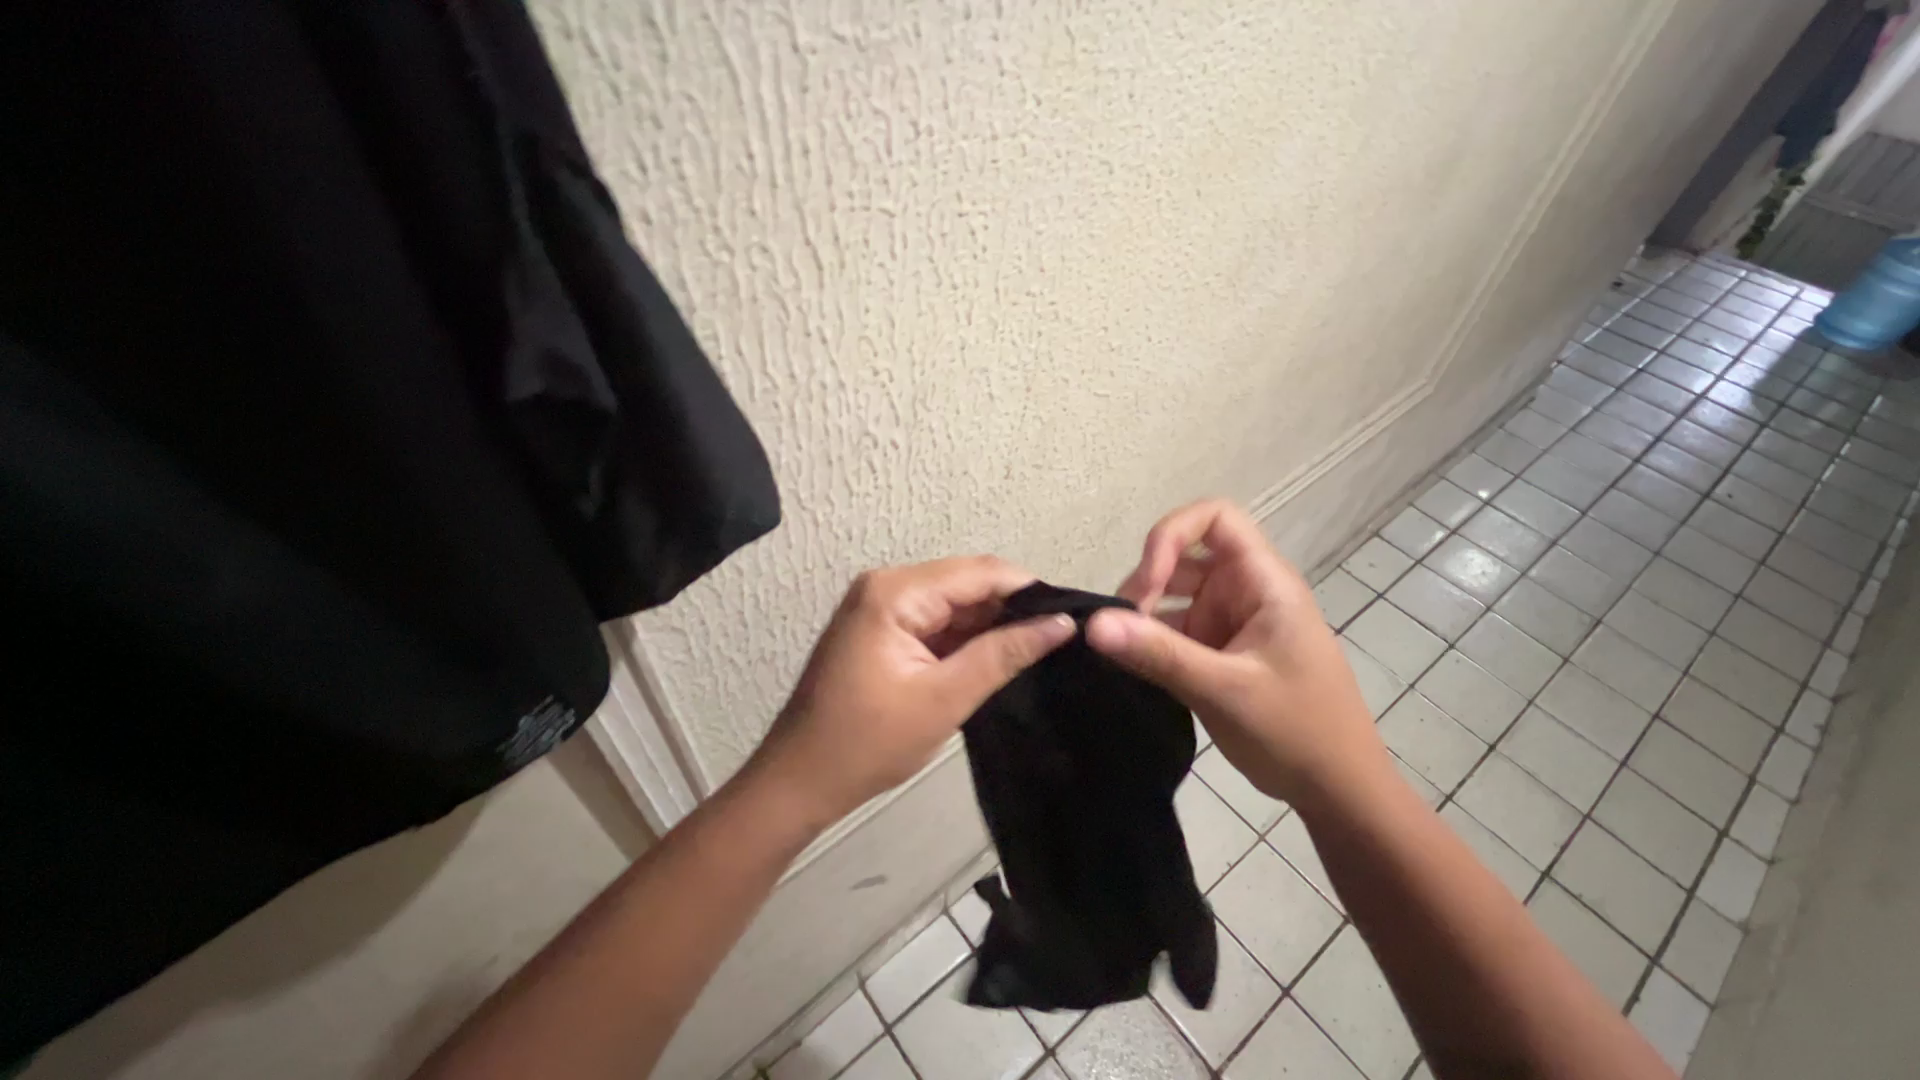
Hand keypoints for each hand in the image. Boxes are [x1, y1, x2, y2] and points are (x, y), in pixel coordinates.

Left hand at [745, 557, 1075, 823]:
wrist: (799, 781)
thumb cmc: (867, 743)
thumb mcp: (944, 698)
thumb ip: (1004, 654)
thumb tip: (1061, 623)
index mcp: (894, 592)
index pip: (979, 572)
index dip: (1030, 589)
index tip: (1074, 615)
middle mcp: (886, 585)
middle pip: (966, 583)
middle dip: (1012, 607)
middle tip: (1063, 638)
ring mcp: (880, 607)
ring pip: (954, 603)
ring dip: (991, 625)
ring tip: (1041, 648)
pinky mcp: (881, 630)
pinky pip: (935, 622)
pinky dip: (965, 639)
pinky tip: (999, 657)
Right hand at [1086, 499, 1391, 804]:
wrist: (1337, 790)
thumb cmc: (1296, 731)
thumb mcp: (1224, 690)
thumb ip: (1159, 654)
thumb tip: (1092, 624)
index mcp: (1265, 582)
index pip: (1215, 518)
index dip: (1171, 535)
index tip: (1145, 585)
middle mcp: (1247, 592)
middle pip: (1185, 555)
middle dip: (1148, 581)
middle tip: (1119, 630)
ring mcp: (1232, 622)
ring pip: (1175, 595)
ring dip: (1144, 614)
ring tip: (1119, 651)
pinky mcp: (1220, 653)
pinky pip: (1177, 631)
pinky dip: (1151, 643)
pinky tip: (1131, 667)